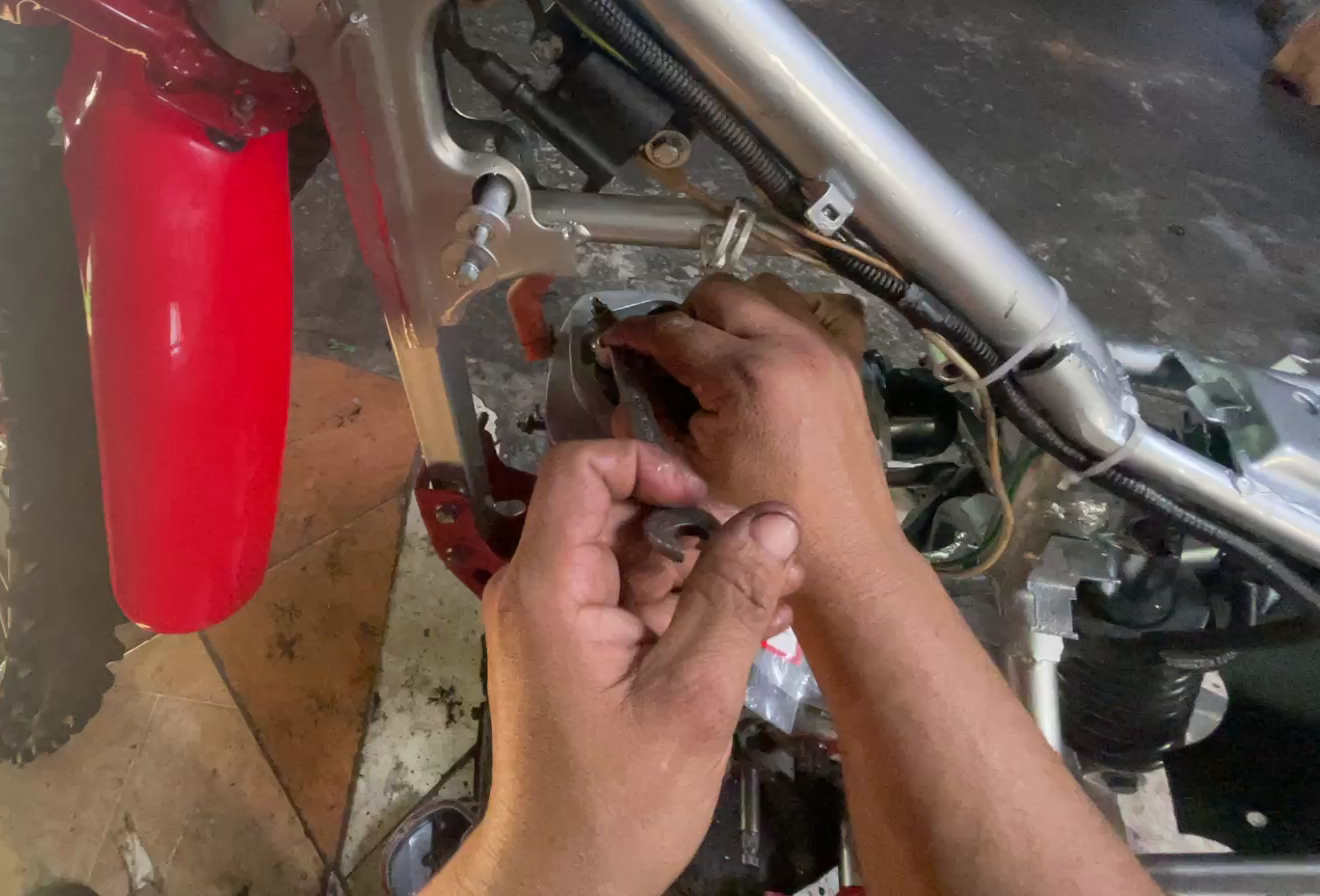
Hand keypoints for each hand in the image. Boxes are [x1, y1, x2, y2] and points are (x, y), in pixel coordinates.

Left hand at [435, 440, 803, 895]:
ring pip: (630, 548)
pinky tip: (752, 614)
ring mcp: (556, 610)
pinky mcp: (577, 636)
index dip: (646, 465)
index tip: (708, 504)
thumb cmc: (619, 801)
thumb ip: (731, 600)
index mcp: (548, 584)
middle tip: (768, 554)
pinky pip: (631, 591)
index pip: (580, 469)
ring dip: (701, 561)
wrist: (561, 878)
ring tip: (778, 584)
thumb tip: (776, 516)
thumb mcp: (691, 700)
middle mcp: (540, 582)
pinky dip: (685, 596)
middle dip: (692, 521)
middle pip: (612, 507)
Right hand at [601, 274, 899, 557]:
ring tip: (714, 351)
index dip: (633, 333)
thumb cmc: (754, 516)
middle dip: (682, 315)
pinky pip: (809, 310)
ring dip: (728, 311)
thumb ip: (646, 418)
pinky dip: (776, 318)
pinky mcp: (846, 360)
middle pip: (718, 292)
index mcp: (746, 374)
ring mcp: (825, 347)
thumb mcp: (685, 470)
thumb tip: (626, 384)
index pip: (672, 330)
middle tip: (667, 354)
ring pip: (764, 289)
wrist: (842, 554)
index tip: (611, 343)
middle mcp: (790, 344)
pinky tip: (761, 353)